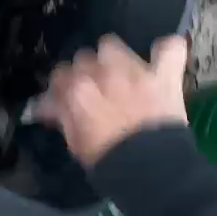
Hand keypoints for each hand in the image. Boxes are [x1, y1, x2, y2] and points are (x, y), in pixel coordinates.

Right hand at [37, 35, 189, 166]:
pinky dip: (165, 50)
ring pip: (112, 45)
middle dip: (85, 71)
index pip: (59, 74)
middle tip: (93, 89)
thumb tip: (47, 104)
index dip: (62, 86)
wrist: (152, 170)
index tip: (66, 97)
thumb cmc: (108, 160)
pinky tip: (158, 59)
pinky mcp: (164, 75)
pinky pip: (169, 47)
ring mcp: (135, 71)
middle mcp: (102, 74)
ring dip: (112, 57)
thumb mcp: (74, 141)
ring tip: (118, 73)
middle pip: (83, 57)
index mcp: (77, 91)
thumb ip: (62, 116)